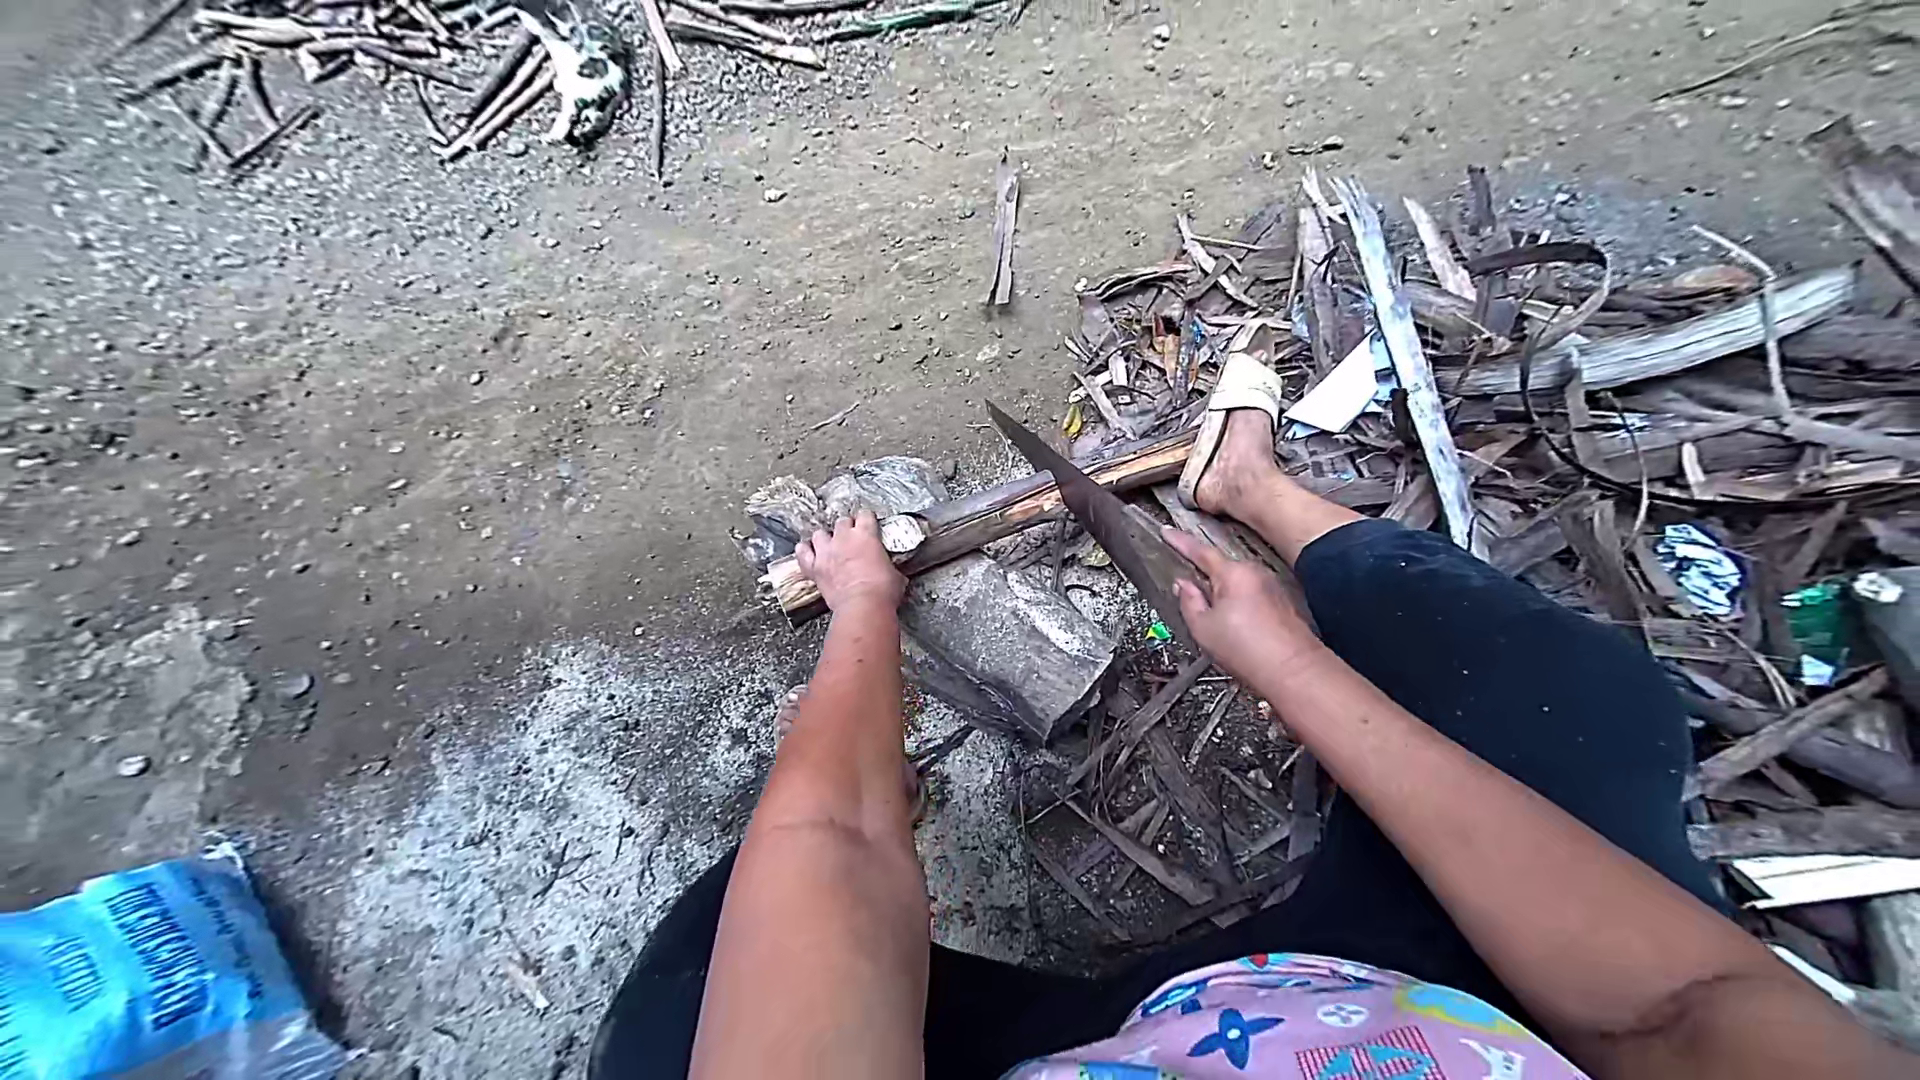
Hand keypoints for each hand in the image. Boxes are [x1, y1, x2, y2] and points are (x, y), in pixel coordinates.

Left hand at [796, 511, 906, 613]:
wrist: (863, 606)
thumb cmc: (882, 591)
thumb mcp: (895, 574)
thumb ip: (889, 566)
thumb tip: (893, 572)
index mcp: (866, 535)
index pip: (865, 515)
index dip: (867, 519)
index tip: (869, 523)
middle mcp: (844, 538)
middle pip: (842, 521)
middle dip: (846, 527)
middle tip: (852, 537)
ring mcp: (826, 552)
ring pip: (820, 534)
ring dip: (825, 537)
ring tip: (829, 543)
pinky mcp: (814, 568)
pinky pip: (802, 553)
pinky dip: (804, 551)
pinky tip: (806, 550)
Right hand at [1164, 528, 1320, 684]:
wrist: (1292, 672)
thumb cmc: (1250, 651)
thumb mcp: (1202, 626)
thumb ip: (1188, 600)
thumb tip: (1183, 586)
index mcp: (1233, 574)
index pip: (1199, 551)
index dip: (1179, 541)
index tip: (1167, 532)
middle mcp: (1254, 574)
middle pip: (1218, 569)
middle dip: (1202, 580)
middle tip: (1187, 596)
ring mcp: (1270, 587)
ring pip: (1234, 584)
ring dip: (1221, 597)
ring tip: (1215, 623)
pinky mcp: (1280, 602)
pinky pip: (1249, 596)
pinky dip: (1237, 606)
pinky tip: (1234, 628)